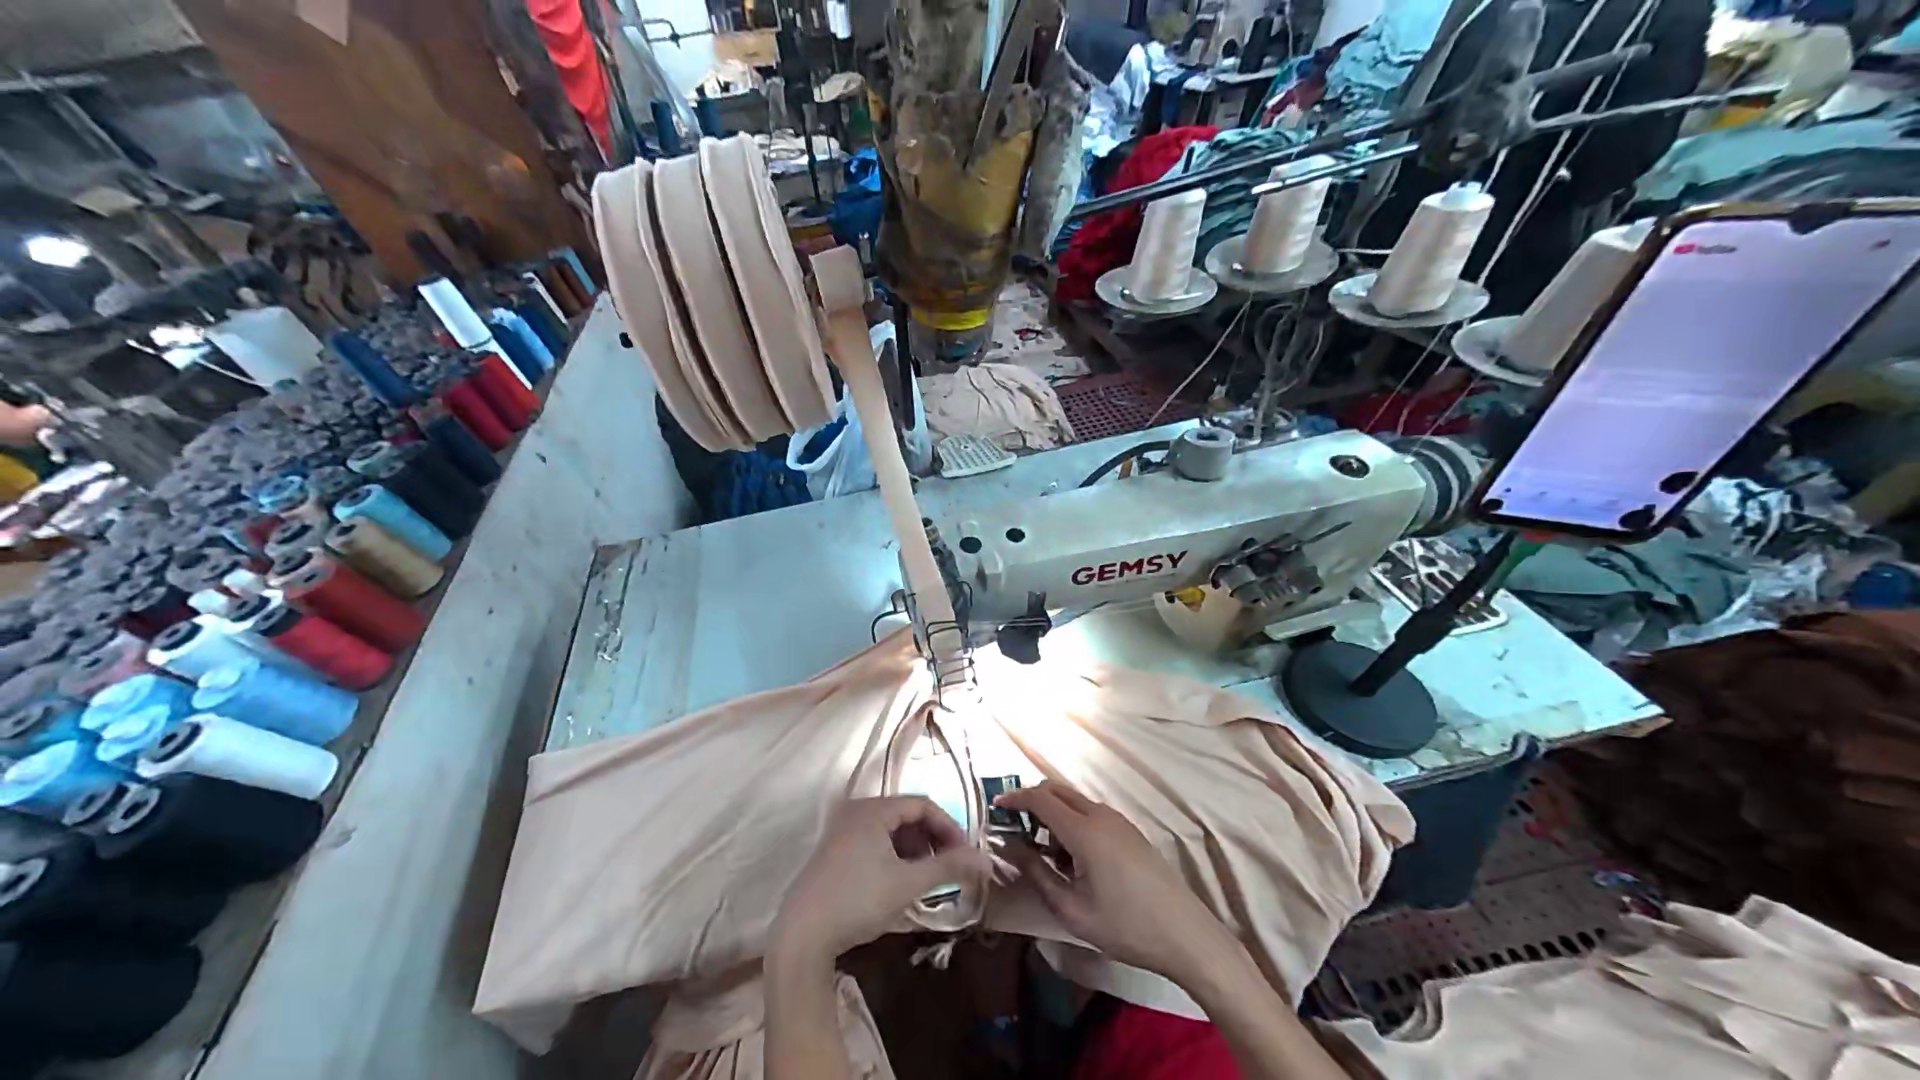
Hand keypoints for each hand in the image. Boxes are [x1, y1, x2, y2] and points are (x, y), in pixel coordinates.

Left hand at [771, 796, 991, 966]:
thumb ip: (949, 867)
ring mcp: (841, 831)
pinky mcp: (833, 852)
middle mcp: (855, 812)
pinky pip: (874, 843)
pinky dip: (894, 858)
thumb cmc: (858, 901)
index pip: (922, 804)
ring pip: (890, 831)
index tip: (964, 855)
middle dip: (931, 840)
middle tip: (946, 869)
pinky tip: (898, 884)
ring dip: (914, 851)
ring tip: (924, 880)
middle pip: (906, 816)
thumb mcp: (908, 884)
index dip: (948, 826)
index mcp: (872, 809)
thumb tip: (986, 860)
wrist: (802, 935)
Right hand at [995, 782, 1238, 982]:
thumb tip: (1007, 847)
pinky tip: (1070, 859)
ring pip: (1074, 801)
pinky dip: (1071, 822)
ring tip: (1042, 854)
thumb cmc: (1124, 926)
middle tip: (1013, 830)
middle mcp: (1101, 815)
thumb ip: (1035, 873)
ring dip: (1052, 815)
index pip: (1040, 798)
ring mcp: (1118, 821)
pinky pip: (1090, 813)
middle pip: (1057, 790)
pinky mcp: (1129, 831)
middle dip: (1031, 803)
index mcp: (1084, 830)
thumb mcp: (1071, 908)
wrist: (1185, 934)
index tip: (994, 808)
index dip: (1014, 799)